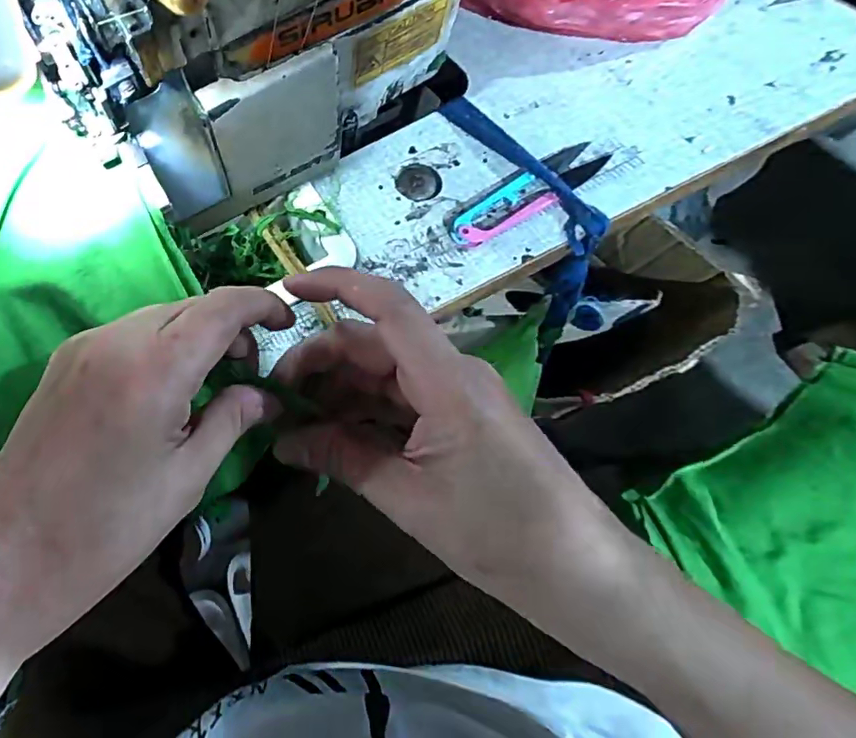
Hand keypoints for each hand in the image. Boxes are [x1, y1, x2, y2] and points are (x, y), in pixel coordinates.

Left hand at [0, 287, 293, 708]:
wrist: (6, 557)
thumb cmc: (107, 531)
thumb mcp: (186, 479)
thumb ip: (231, 420)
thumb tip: (266, 395)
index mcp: (153, 368)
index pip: (220, 307)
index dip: (260, 303)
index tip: (286, 321)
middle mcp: (116, 339)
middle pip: (190, 306)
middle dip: (229, 324)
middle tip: (251, 366)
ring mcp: (84, 345)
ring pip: (158, 316)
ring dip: (193, 332)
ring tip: (213, 376)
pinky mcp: (64, 358)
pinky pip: (127, 333)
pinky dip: (160, 343)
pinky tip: (167, 382)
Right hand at [271, 268, 629, 605]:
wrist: (578, 572)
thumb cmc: (498, 532)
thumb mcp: (408, 498)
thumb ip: (342, 459)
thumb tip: (283, 442)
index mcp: (445, 377)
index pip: (388, 306)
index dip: (337, 285)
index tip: (289, 288)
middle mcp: (450, 371)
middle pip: (373, 344)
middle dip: (320, 362)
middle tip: (277, 398)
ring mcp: (455, 394)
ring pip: (382, 374)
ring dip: (338, 391)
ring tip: (296, 423)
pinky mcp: (457, 418)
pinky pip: (400, 401)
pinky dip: (364, 413)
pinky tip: (333, 436)